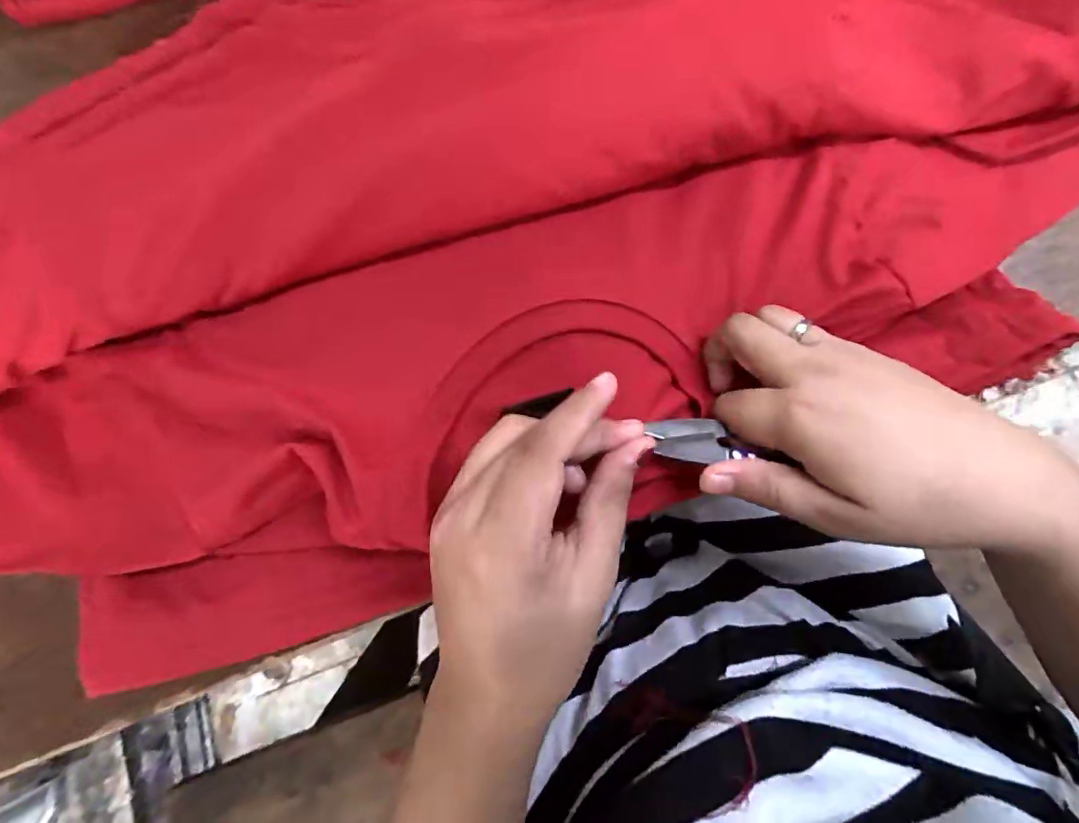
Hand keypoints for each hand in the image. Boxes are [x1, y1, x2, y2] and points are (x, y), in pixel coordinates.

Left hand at [428, 372, 651, 724]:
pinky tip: (558, 481)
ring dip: (551, 438)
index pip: (540, 451)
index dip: (578, 411)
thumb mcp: (593, 573)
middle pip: (522, 438)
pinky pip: (490, 462)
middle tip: (626, 441)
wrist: (486, 697)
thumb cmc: (549, 646)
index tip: (612, 381)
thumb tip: (633, 444)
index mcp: (499, 536)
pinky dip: (528, 455)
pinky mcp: (445, 515)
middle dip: (576, 428)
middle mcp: (461, 513)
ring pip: (502, 442)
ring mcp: (446, 512)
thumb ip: (609, 499)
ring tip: (593, 468)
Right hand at [697, 306, 1078, 553]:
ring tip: (765, 385)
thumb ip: (767, 486)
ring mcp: (840, 350)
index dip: (721, 427)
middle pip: (737, 329)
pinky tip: (807, 385)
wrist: (995, 472)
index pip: (730, 404)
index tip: (739, 450)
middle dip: (716, 357)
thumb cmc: (912, 504)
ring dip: (750, 341)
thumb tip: (705, 473)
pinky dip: (784, 342)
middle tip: (733, 397)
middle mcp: (811, 368)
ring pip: (771, 315)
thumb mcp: (835, 515)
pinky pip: (805, 326)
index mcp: (800, 413)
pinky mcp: (863, 348)